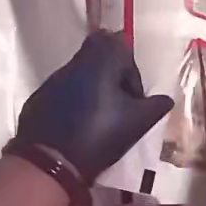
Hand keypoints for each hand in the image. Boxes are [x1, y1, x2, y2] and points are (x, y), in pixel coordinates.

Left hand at [17, 31, 174, 182]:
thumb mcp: (137, 122)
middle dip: (112, 75)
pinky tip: (77, 126)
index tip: (134, 98)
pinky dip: (73, 102)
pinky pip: (62, 92)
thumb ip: (154, 106)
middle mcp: (74, 63)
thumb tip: (166, 99)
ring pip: (80, 74)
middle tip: (119, 103)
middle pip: (98, 55)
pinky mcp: (39, 97)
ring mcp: (53, 79)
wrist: (51, 161)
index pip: (122, 44)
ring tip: (99, 119)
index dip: (132, 70)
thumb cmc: (100, 135)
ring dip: (93, 89)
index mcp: (100, 60)